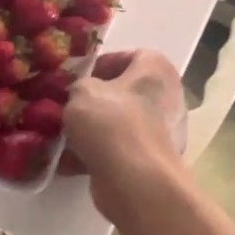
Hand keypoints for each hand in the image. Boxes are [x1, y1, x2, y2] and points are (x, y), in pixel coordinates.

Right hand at [62, 50, 187, 211]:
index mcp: (157, 71)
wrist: (133, 180)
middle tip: (69, 107)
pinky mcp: (153, 161)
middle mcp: (169, 98)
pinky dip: (99, 154)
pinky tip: (71, 162)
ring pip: (122, 123)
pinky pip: (121, 150)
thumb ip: (79, 85)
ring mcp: (165, 133)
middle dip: (96, 100)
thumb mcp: (81, 91)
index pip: (134, 55)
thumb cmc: (110, 123)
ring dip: (95, 129)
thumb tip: (80, 94)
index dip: (105, 63)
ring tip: (65, 137)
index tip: (80, 78)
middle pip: (127, 92)